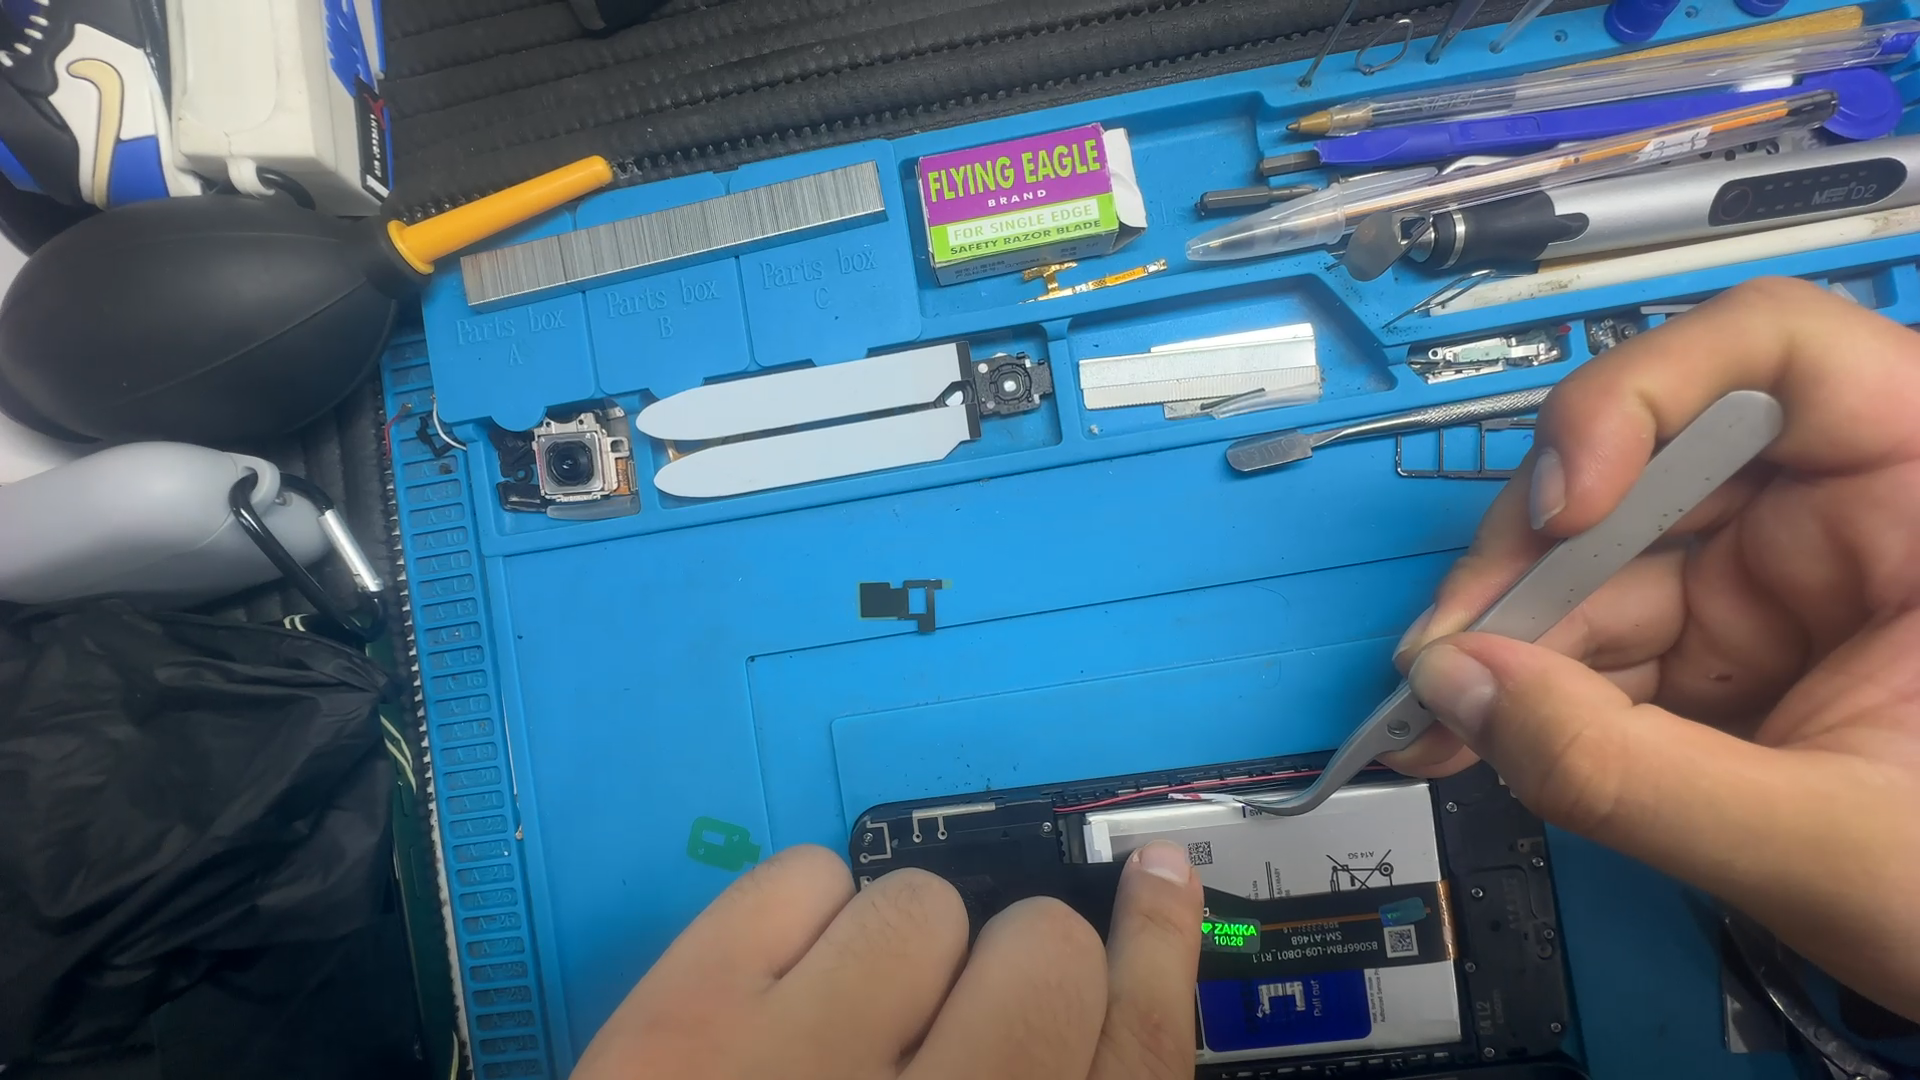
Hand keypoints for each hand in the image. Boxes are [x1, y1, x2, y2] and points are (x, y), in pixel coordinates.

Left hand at [572, 841, 1202, 1078]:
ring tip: (844, 1027)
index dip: (1157, 949)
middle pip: (1043, 953)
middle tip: (951, 1026)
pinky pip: (799, 874)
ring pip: (917, 903)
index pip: (1139, 1052)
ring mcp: (794, 1076)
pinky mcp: (680, 1023)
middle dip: (1013, 966)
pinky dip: (802, 913)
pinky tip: (777, 995)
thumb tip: (1111, 978)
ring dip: (898, 947)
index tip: (1158, 878)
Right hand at [1387, 278, 1919, 1020]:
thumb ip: (1628, 769)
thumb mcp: (1844, 850)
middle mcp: (1832, 521)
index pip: (1769, 353)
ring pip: (1579, 574)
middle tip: (1443, 665)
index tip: (1561, 515)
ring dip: (1494, 647)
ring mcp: (1762, 589)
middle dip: (1516, 574)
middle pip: (1623, 481)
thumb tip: (1452, 686)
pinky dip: (1514, 690)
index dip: (1632, 405)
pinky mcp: (1712, 653)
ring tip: (1439, 724)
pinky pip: (1581, 644)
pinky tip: (1471, 735)